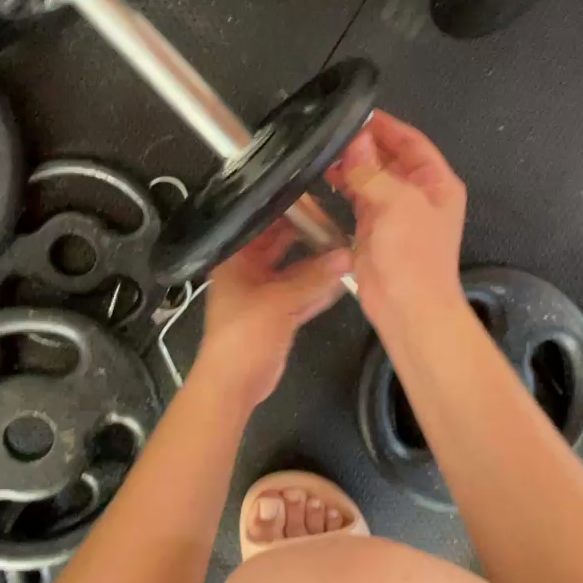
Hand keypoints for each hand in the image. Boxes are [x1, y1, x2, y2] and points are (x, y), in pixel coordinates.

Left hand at [196, 222, 352, 405]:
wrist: (234, 383)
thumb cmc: (244, 334)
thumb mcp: (279, 301)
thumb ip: (315, 278)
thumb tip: (348, 255)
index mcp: (234, 258)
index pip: (261, 222)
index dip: (285, 209)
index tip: (315, 199)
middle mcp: (247, 269)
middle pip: (279, 242)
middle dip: (306, 233)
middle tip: (337, 221)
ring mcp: (263, 291)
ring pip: (294, 268)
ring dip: (317, 262)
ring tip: (346, 244)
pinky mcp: (278, 313)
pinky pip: (302, 292)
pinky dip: (320, 287)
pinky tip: (344, 276)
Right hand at [327, 111, 467, 331]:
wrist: (409, 308)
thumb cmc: (414, 254)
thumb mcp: (398, 204)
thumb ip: (372, 171)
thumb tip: (354, 141)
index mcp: (436, 183)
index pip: (412, 142)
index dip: (386, 126)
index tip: (356, 113)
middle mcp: (417, 193)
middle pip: (389, 157)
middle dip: (363, 145)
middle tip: (330, 133)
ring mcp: (394, 211)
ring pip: (370, 177)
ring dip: (350, 164)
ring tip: (323, 152)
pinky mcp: (373, 229)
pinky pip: (358, 198)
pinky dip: (343, 186)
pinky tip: (325, 177)